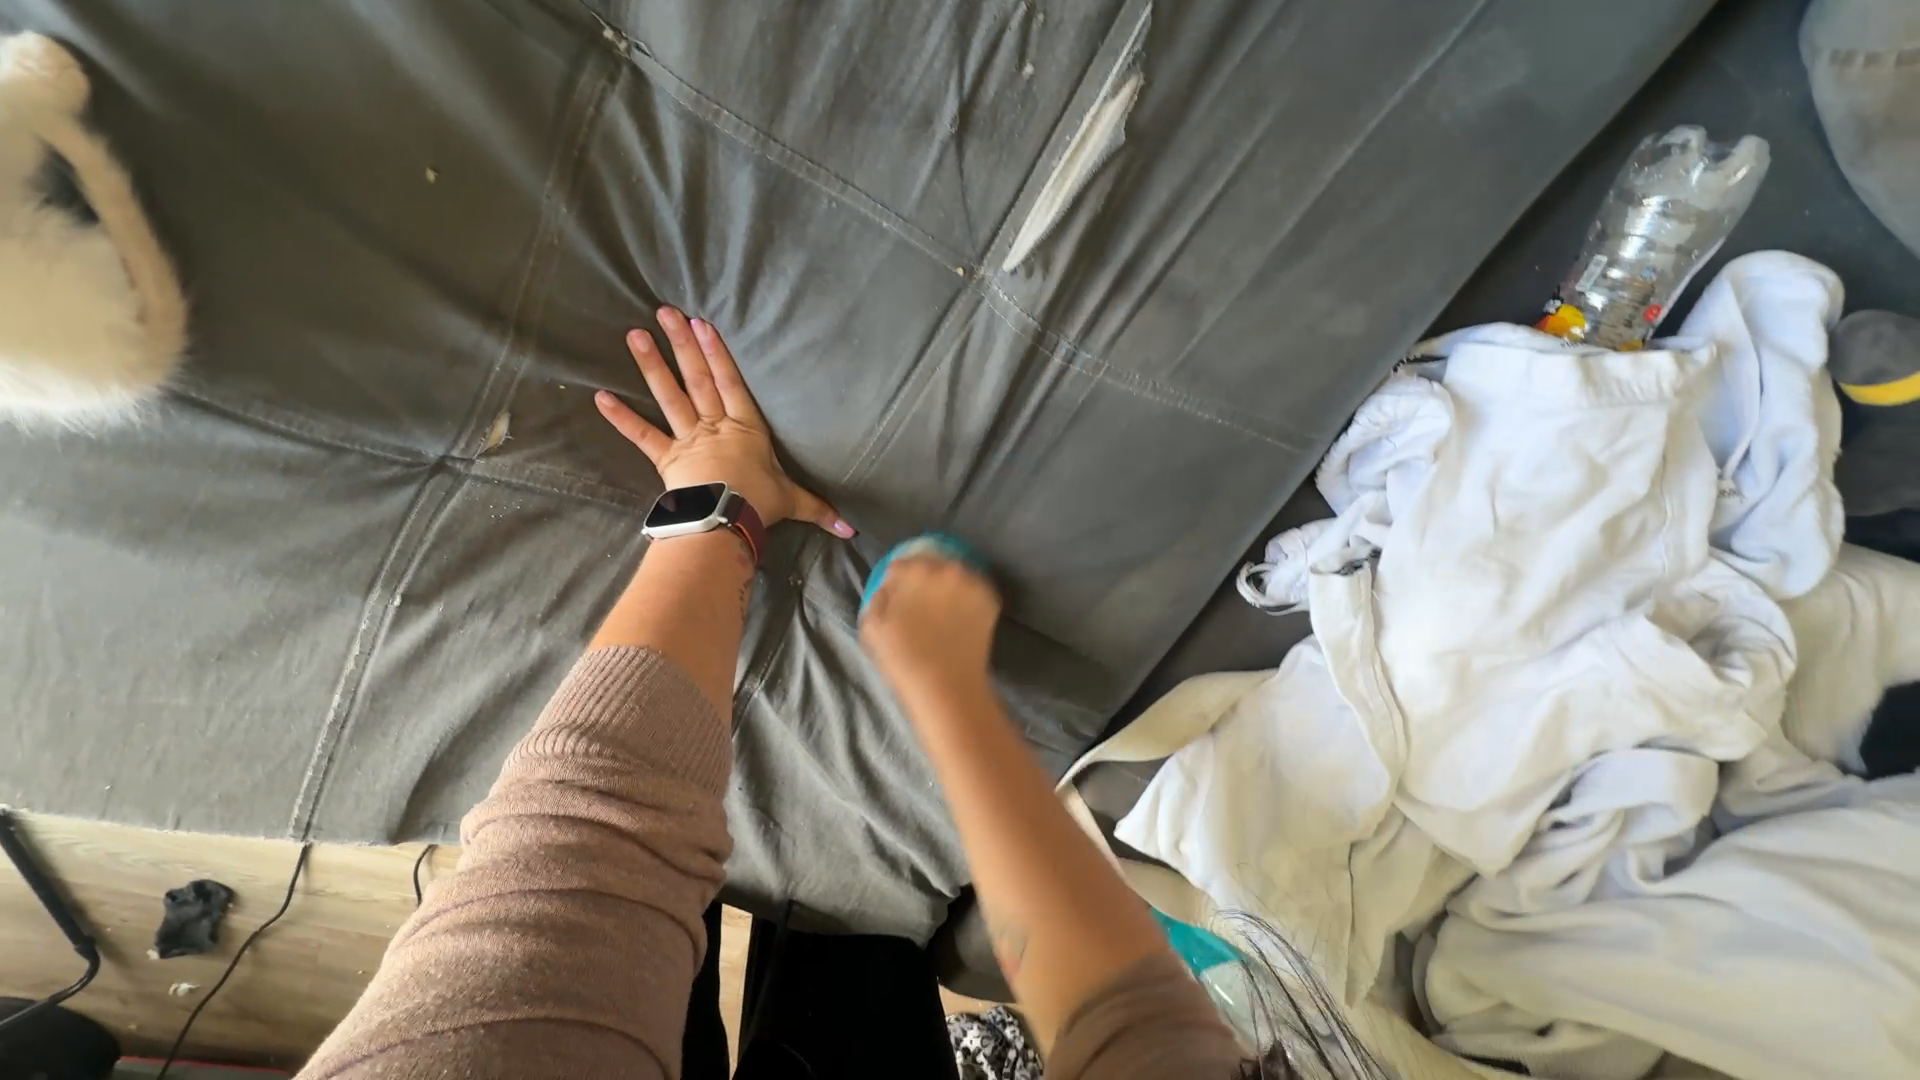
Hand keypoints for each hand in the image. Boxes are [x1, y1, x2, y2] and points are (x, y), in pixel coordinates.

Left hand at [596, 306, 853, 536]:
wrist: (724, 522)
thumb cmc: (760, 505)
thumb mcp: (795, 503)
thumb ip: (820, 509)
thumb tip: (851, 529)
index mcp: (746, 429)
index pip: (731, 383)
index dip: (717, 353)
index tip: (703, 324)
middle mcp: (715, 427)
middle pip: (697, 380)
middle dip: (682, 345)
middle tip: (666, 312)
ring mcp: (689, 441)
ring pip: (669, 397)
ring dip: (652, 366)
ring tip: (635, 335)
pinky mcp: (667, 460)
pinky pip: (642, 437)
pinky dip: (622, 419)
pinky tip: (600, 397)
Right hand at [860, 556, 1001, 704]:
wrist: (946, 686)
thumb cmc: (903, 658)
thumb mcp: (872, 625)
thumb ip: (879, 596)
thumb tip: (889, 586)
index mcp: (916, 570)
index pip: (902, 565)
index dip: (897, 581)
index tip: (898, 596)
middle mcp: (947, 568)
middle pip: (932, 565)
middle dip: (925, 580)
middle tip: (922, 603)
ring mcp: (973, 583)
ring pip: (956, 575)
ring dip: (949, 586)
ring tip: (943, 610)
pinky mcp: (990, 600)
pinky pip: (975, 590)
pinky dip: (968, 598)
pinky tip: (961, 616)